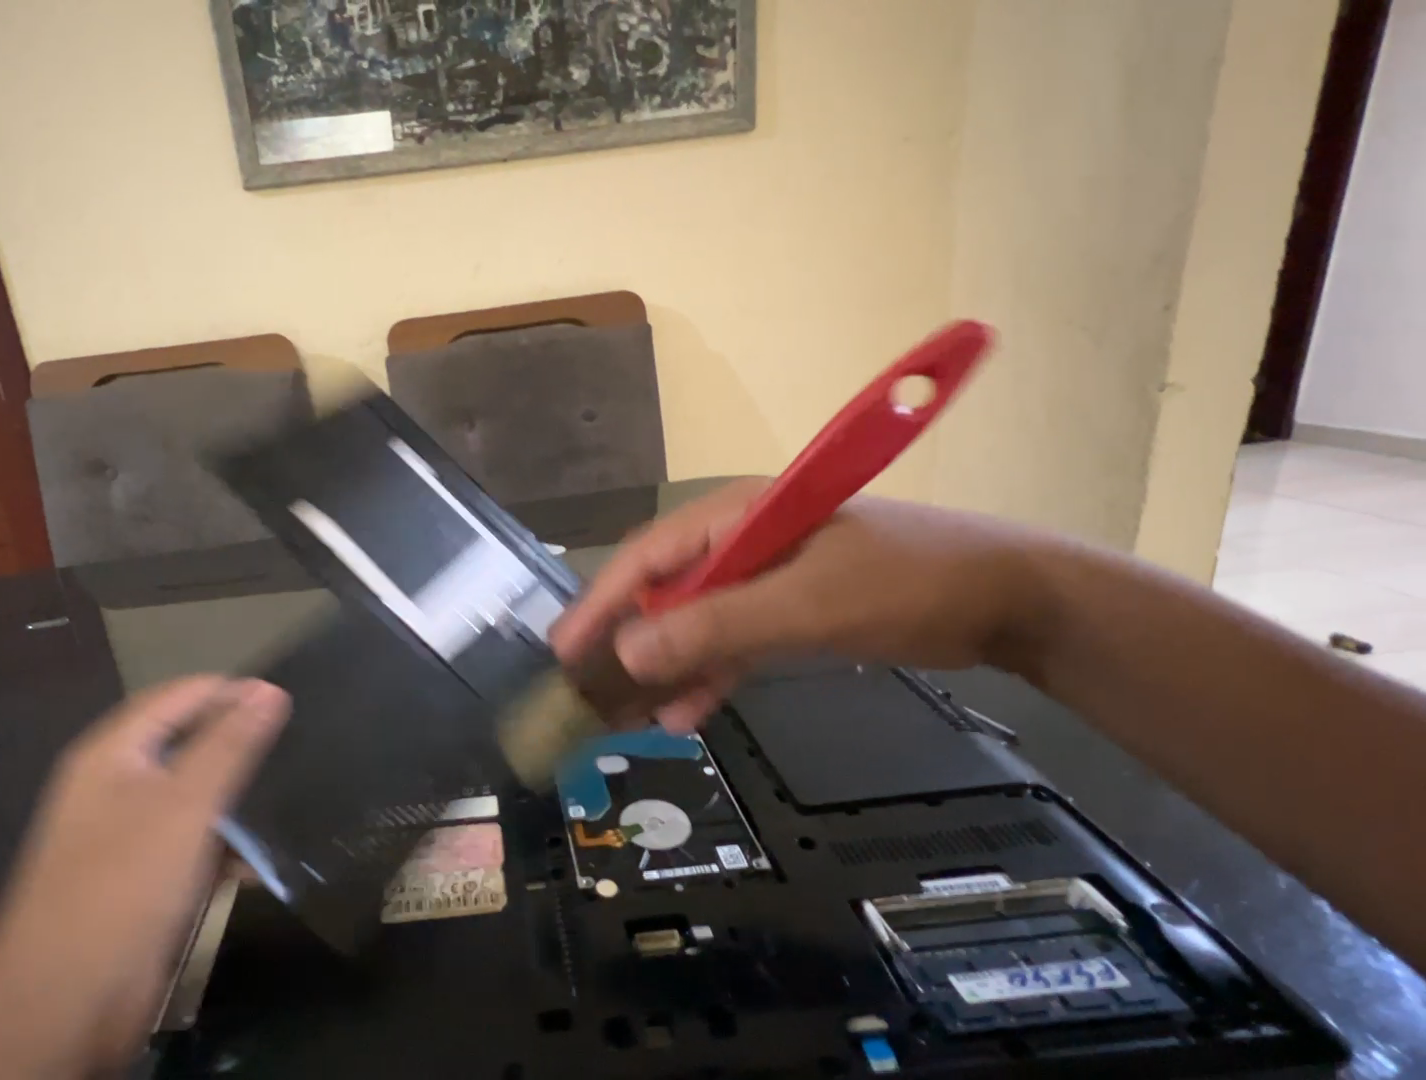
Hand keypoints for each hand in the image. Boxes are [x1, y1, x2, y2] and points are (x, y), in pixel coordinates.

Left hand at [0, 677, 289, 1078]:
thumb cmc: (123, 884)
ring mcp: (130, 835)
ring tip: (299, 793)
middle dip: (241, 745)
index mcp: (113, 753)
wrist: (63, 1005)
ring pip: (197, 798)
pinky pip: (194, 845)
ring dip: (240, 800)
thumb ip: (228, 743)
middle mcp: (118, 785)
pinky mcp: (146, 880)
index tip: (293, 703)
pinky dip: (227, 847)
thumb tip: (268, 688)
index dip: (233, 693)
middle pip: (189, 744)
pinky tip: (268, 857)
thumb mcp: (184, 804)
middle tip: (303, 744)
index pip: (181, 695)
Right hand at [552, 480, 1046, 731]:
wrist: (1009, 600)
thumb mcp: (806, 606)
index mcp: (738, 516)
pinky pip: (733, 641)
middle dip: (627, 639)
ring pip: (695, 621)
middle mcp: (742, 540)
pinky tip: (685, 712)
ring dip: (666, 665)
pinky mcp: (791, 608)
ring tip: (629, 716)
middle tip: (585, 688)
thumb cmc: (907, 585)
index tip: (562, 648)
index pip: (648, 555)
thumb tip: (627, 653)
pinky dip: (710, 674)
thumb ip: (716, 627)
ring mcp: (767, 575)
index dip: (601, 600)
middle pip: (664, 589)